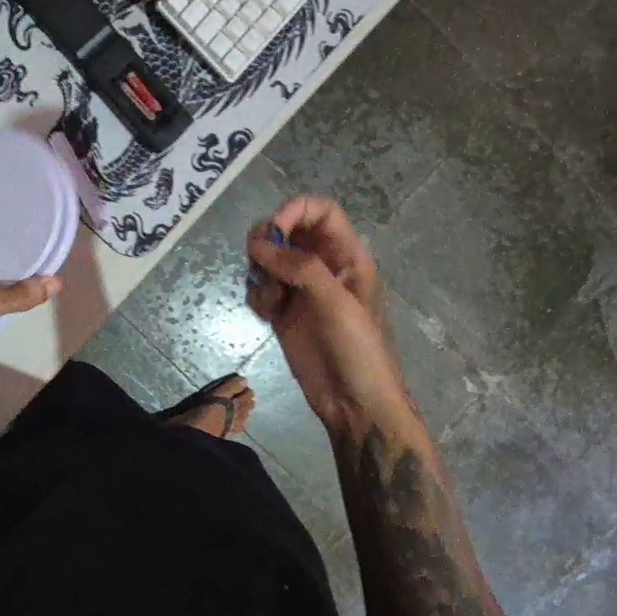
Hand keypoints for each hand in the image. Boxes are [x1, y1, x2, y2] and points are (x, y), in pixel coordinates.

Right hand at [245, 196, 410, 437]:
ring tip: (272, 302)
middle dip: (268, 244)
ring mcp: (301, 291)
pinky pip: (260, 290)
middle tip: (262, 268)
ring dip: (261, 274)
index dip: (294, 212)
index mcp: (347, 256)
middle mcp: (322, 267)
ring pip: (268, 261)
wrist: (355, 404)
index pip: (319, 212)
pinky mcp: (284, 314)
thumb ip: (299, 268)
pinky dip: (257, 297)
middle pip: (287, 233)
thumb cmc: (359, 350)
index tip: (273, 233)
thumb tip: (259, 244)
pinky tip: (267, 316)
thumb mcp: (336, 303)